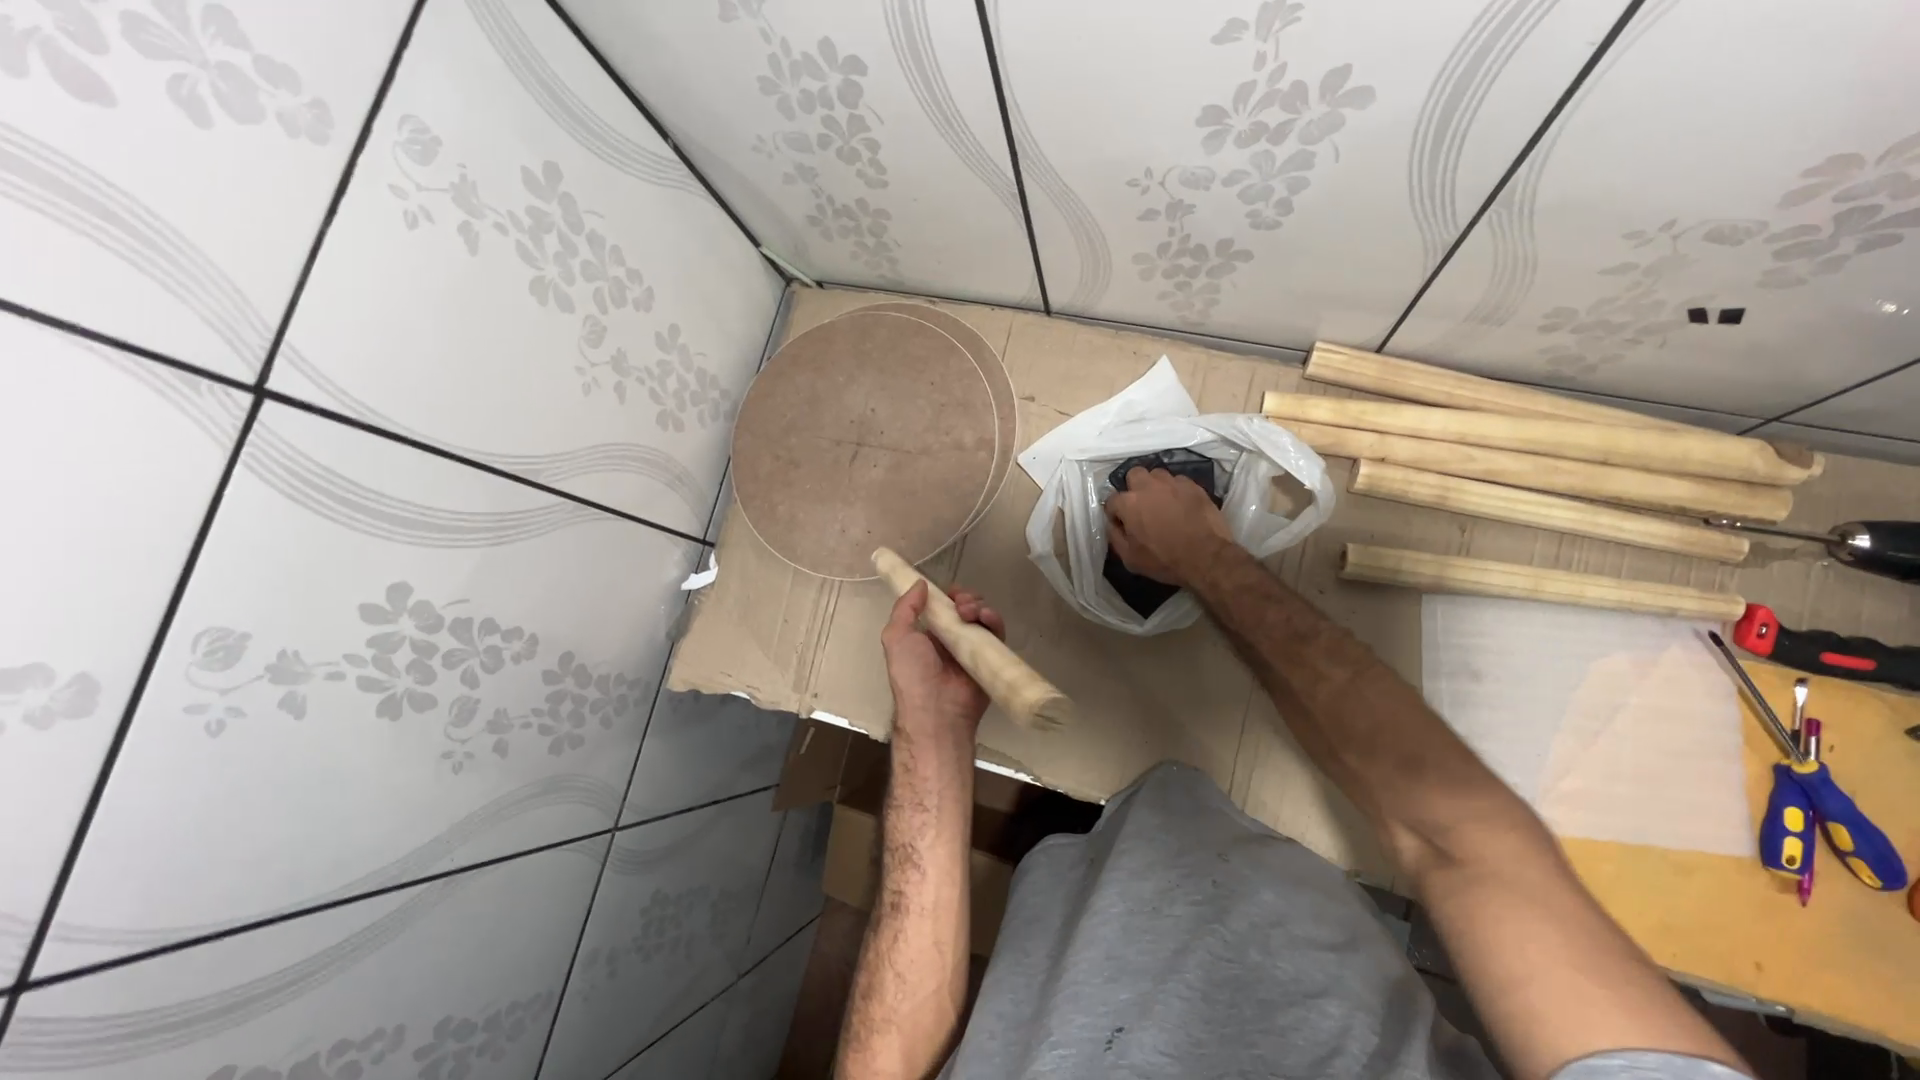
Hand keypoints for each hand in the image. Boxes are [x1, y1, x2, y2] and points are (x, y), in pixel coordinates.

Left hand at [881, 580, 1004, 746]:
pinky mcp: (992, 659)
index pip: (943, 607)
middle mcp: (951, 641)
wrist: (937, 711)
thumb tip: (920, 583)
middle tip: (961, 605)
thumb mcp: (896, 637)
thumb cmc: (912, 674)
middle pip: (965, 609)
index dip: (947, 596)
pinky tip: (987, 618)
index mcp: (928, 636)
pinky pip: (997, 634)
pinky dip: (994, 621)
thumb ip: (906, 608)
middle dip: (965, 599)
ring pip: (982, 618)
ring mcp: (973, 649)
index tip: (948, 593)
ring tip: (972, 613)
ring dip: (978, 607)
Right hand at [1105, 466, 1236, 589]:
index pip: (1112, 500)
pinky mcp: (1194, 486)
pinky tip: (1181, 505)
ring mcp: (1173, 483)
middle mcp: (1149, 486)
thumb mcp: (1130, 558)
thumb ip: (1115, 537)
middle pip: (1134, 474)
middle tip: (1141, 506)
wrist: (1206, 558)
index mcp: (1129, 503)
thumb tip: (1112, 524)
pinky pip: (1179, 481)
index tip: (1122, 524)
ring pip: (1158, 475)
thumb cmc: (1164, 560)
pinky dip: (1176, 491)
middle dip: (1133, 488)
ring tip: (1162, 502)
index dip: (1115, 513)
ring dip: (1156, 486)